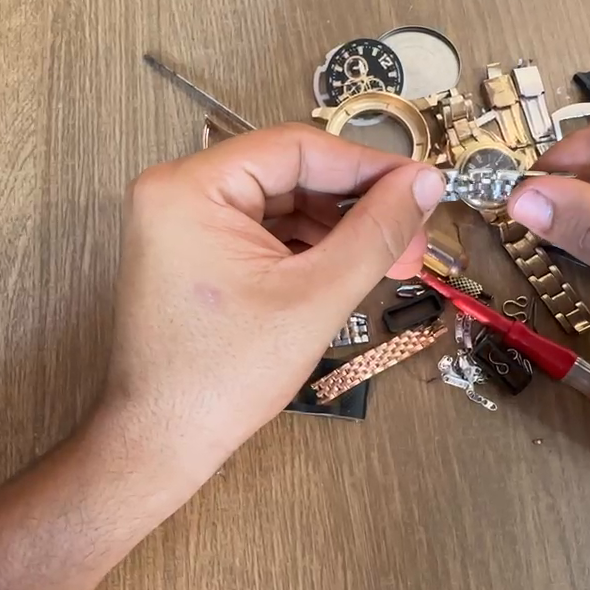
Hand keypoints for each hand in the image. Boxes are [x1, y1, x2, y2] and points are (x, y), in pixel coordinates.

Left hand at [97, 125, 445, 485]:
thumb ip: (376, 233)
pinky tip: (345, 270)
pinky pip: (260, 233)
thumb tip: (426, 183)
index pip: (296, 148)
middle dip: (355, 208)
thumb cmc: (225, 376)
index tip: (422, 185)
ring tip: (388, 261)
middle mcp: (176, 192)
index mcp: (190, 187)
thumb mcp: (316, 296)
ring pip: (278, 206)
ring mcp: (180, 223)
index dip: (368, 166)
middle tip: (412, 237)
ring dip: (335, 231)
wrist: (164, 441)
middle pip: (288, 176)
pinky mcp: (191, 253)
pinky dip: (304, 249)